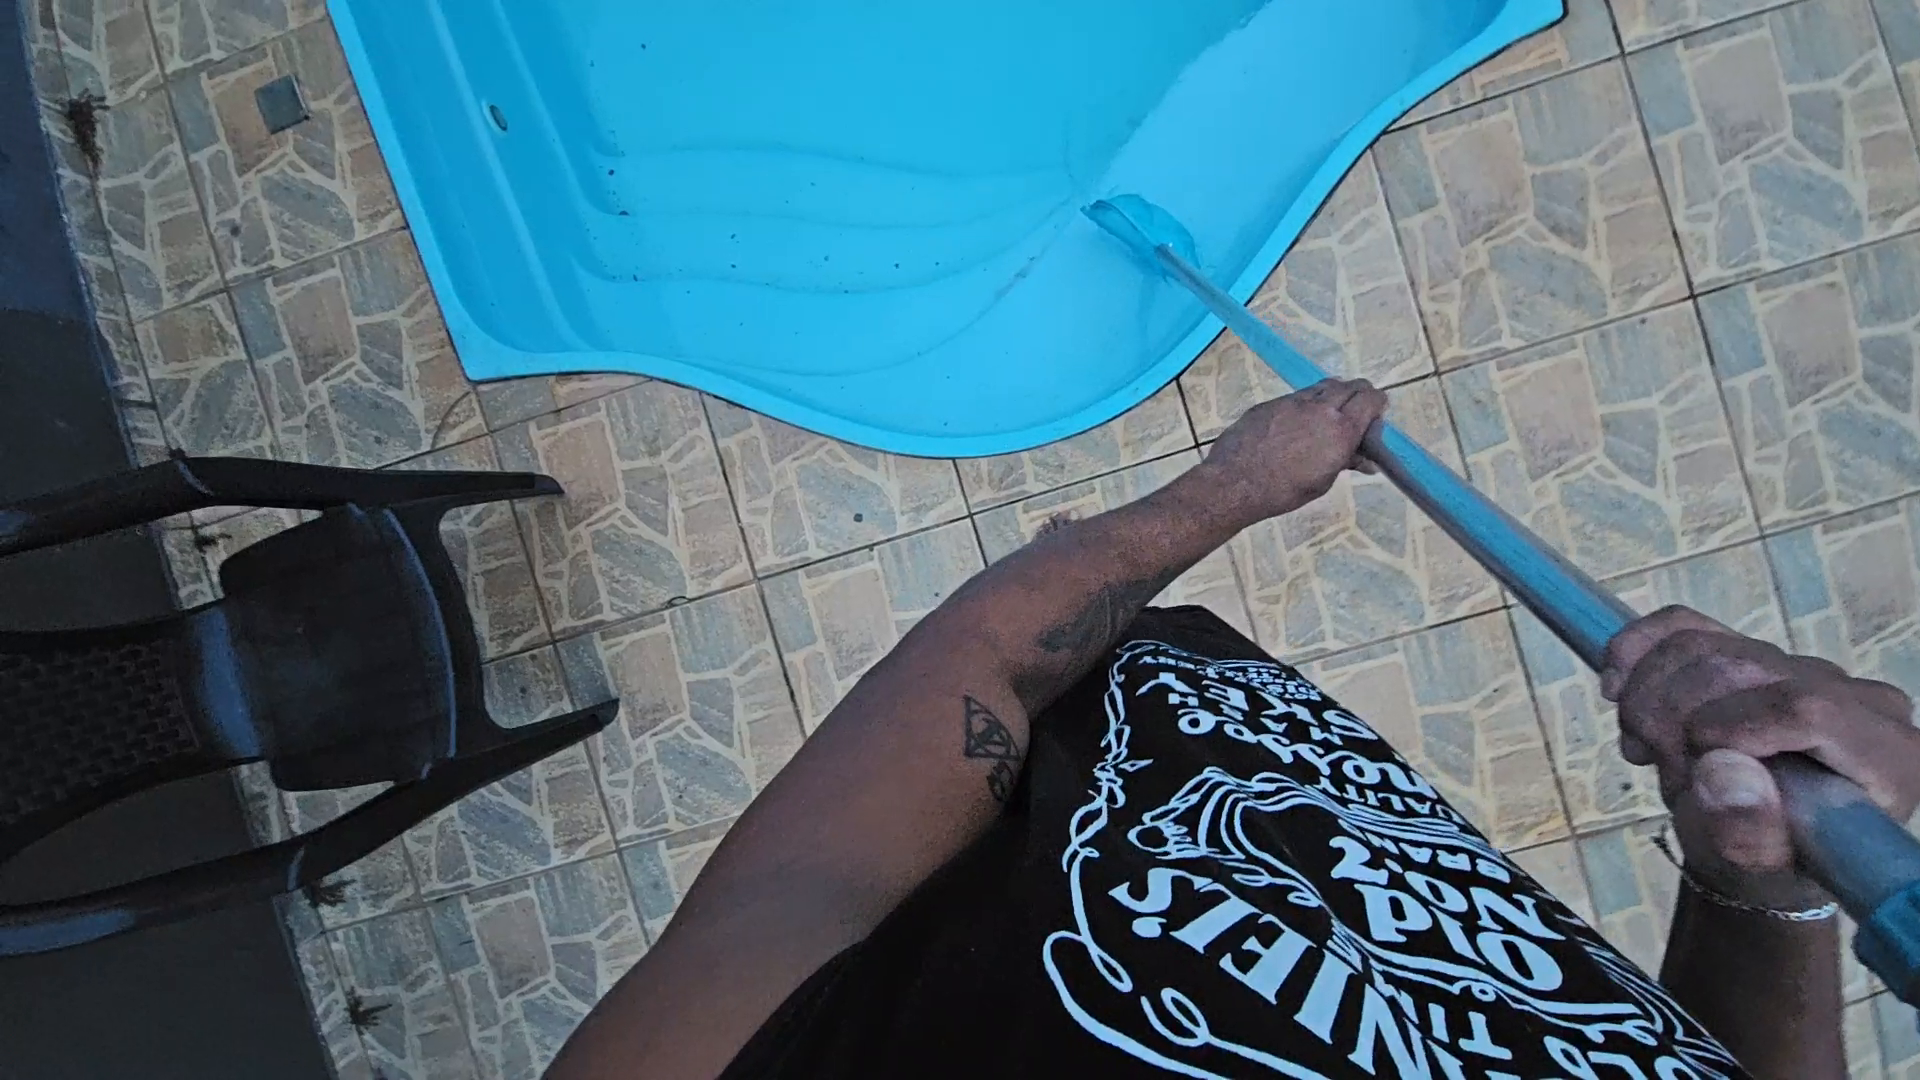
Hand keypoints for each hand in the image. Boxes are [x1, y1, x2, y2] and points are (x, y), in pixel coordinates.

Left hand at [1198, 379, 1387, 524]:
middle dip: (1357, 395)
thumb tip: (1365, 460)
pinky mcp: (1268, 404)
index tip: (1375, 413)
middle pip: (1350, 386)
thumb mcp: (1322, 481)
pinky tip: (1293, 423)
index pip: (1371, 399)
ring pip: (1321, 387)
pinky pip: (1294, 397)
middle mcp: (1320, 409)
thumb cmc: (1283, 492)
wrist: (1234, 484)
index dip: (1377, 404)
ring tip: (1325, 414)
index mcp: (1341, 430)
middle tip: (1355, 410)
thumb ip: (1345, 461)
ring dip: (1330, 396)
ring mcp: (1291, 402)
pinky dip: (1303, 405)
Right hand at [1601, 606, 1919, 906]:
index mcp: (1887, 755)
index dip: (1723, 728)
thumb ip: (1749, 831)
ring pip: (1693, 645)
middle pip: (1735, 667)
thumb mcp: (1758, 868)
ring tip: (1645, 744)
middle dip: (1666, 716)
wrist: (1751, 834)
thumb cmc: (1767, 857)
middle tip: (1654, 763)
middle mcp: (1855, 697)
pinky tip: (1618, 686)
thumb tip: (1722, 769)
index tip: (1688, 768)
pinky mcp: (1744, 649)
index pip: (1802, 706)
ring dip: (1642, 696)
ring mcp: (1797, 667)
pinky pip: (1679, 623)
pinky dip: (1632, 649)